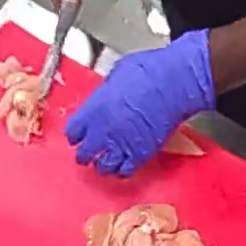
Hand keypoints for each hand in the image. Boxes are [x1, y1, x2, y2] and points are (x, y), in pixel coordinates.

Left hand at [66, 30, 215, 176]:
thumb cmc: (147, 72)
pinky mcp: (139, 156)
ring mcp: (121, 147)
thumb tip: (103, 99)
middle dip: (85, 154)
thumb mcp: (115, 75)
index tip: (78, 135)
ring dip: (103, 164)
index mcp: (94, 109)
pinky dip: (122, 170)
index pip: (73, 132)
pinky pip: (124, 172)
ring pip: (103, 168)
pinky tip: (123, 163)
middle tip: (89, 153)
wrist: (172, 84)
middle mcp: (104, 132)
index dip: (76, 134)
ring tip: (107, 159)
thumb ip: (104, 95)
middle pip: (84, 155)